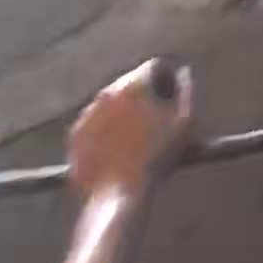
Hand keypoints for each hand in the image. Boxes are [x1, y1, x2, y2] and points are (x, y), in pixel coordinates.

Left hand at [67, 59, 194, 200]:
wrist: (120, 196)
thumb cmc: (158, 156)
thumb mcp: (186, 121)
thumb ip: (187, 90)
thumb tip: (184, 73)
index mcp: (135, 85)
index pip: (155, 66)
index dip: (167, 79)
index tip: (171, 98)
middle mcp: (107, 92)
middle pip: (132, 81)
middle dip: (145, 93)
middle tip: (155, 117)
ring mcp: (88, 113)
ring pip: (112, 100)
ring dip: (125, 109)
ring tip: (136, 134)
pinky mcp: (75, 135)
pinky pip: (95, 120)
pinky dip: (107, 126)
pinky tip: (118, 145)